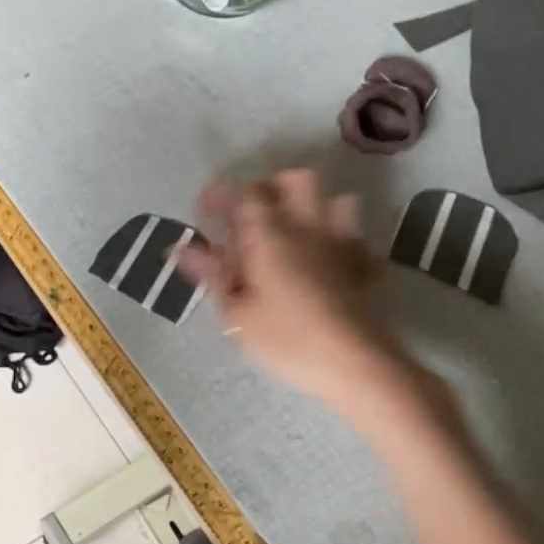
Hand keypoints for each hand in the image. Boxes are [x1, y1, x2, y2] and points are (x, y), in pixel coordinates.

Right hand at [177, 169, 406, 403]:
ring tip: (294, 230)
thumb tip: (179, 249)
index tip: (206, 210)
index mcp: (270, 234)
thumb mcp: (235, 312)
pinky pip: (356, 239)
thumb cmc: (285, 338)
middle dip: (272, 186)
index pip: (245, 193)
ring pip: (336, 200)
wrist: (353, 363)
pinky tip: (328, 259)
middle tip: (252, 211)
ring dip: (313, 207)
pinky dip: (340, 241)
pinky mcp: (364, 267)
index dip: (223, 195)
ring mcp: (342, 244)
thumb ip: (210, 273)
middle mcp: (308, 228)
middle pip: (296, 180)